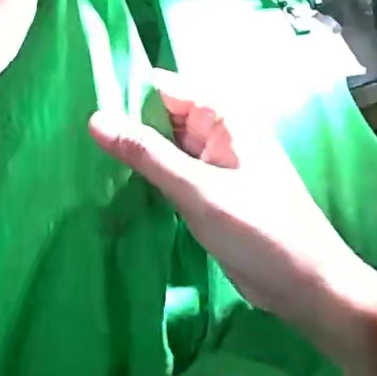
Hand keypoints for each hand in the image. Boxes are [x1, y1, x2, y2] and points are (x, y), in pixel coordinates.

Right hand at [88, 69, 375, 331]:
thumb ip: (147, 154)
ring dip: (130, 150)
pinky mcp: (205, 191)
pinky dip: (143, 174)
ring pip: (160, 145)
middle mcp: (214, 132)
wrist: (308, 288)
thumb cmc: (260, 231)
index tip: (77, 98)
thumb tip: (95, 118)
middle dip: (121, 121)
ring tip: (77, 152)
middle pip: (158, 114)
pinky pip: (167, 171)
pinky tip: (108, 181)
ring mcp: (209, 163)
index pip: (162, 87)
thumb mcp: (198, 191)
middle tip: (68, 130)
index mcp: (221, 116)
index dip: (122, 90)